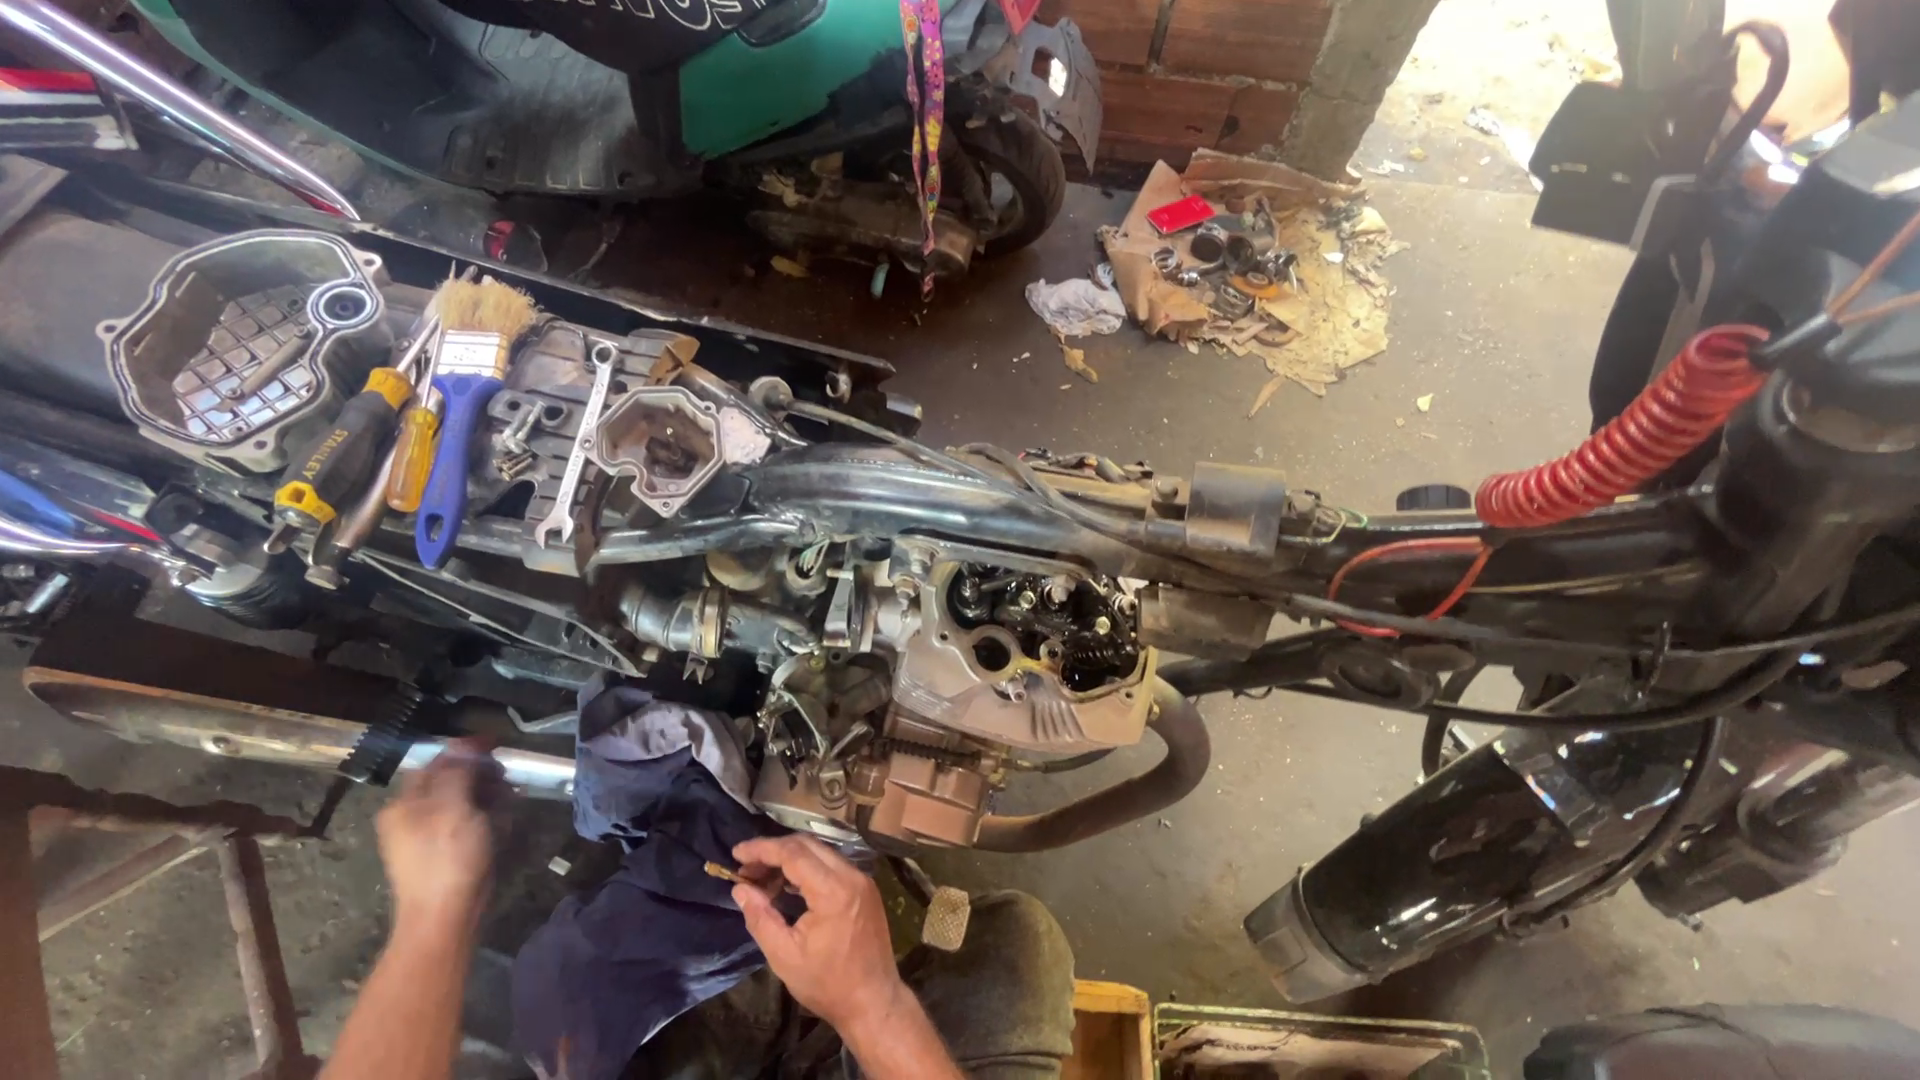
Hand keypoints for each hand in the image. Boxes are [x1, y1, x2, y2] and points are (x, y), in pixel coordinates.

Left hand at [375, 743, 504, 929]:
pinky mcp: (446, 850)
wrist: (444, 918)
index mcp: (405, 803)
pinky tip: (503, 822)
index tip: (498, 744)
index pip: (437, 761)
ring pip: (463, 799)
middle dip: (482, 774)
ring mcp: (428, 834)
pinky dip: (487, 815)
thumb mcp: (452, 808)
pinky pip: (468, 820)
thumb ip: (456, 771)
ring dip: (489, 794)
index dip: (466, 750)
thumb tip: (463, 743)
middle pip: (451, 779)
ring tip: (510, 800)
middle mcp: (412, 815)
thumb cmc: (447, 860)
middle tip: (507, 777)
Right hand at [730, 835, 908, 1034]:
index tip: (736, 853)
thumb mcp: (784, 956)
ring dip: (790, 858)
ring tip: (761, 876)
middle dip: (774, 850)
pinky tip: (787, 884)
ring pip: (821, 853)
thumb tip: (740, 888)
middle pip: (808, 845)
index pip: (793, 853)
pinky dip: (808, 868)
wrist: (873, 1001)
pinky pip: (832, 865)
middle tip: (746, 866)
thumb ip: (760, 917)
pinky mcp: (866, 888)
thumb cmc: (826, 983)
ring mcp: (862, 880)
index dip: (762, 849)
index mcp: (833, 890)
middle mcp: (851, 876)